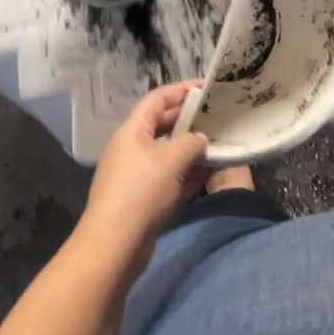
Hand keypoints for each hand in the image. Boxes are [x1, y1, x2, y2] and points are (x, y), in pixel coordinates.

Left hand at [81, 82, 210, 248]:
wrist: (113, 247)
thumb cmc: (140, 193)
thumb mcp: (171, 161)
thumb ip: (191, 143)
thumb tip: (201, 139)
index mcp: (133, 131)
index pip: (157, 100)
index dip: (181, 90)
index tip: (205, 87)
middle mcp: (132, 149)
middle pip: (163, 126)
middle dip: (190, 121)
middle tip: (218, 117)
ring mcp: (136, 175)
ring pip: (168, 154)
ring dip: (192, 150)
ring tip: (220, 146)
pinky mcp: (143, 199)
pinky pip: (169, 178)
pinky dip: (188, 175)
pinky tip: (210, 175)